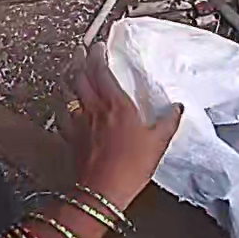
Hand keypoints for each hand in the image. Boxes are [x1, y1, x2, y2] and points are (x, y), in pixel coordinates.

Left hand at [60, 44, 182, 209]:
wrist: (103, 191)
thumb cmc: (130, 166)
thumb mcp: (158, 142)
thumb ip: (168, 122)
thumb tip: (177, 109)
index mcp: (117, 105)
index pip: (102, 71)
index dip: (98, 55)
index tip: (99, 47)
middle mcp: (95, 108)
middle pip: (81, 76)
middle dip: (80, 60)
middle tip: (82, 50)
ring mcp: (79, 122)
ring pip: (68, 91)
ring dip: (68, 77)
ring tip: (70, 68)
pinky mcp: (70, 137)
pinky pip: (61, 114)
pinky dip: (60, 104)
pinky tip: (61, 102)